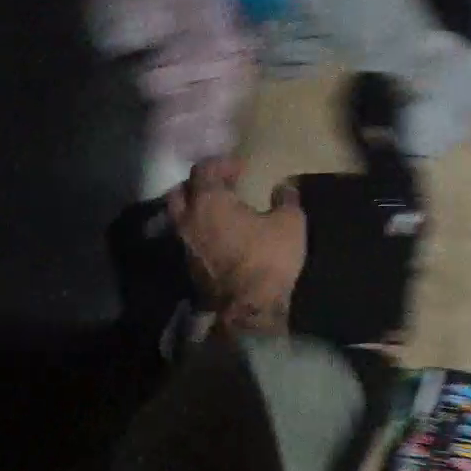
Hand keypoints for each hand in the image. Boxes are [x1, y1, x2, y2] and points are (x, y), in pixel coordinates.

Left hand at [165, 158, 304, 332]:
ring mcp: (183, 243)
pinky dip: (199, 228)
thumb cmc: (269, 257)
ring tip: (219, 211)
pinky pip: (188, 236)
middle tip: (222, 185)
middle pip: (181, 190)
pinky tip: (219, 234)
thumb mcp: (290, 223)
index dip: (222, 163)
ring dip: (196, 207)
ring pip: (180, 214)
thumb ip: (286, 199)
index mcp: (210, 201)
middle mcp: (188, 218)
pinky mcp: (187, 264)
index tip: (241, 167)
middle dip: (200, 183)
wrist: (249, 306)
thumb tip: (284, 185)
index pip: (204, 170)